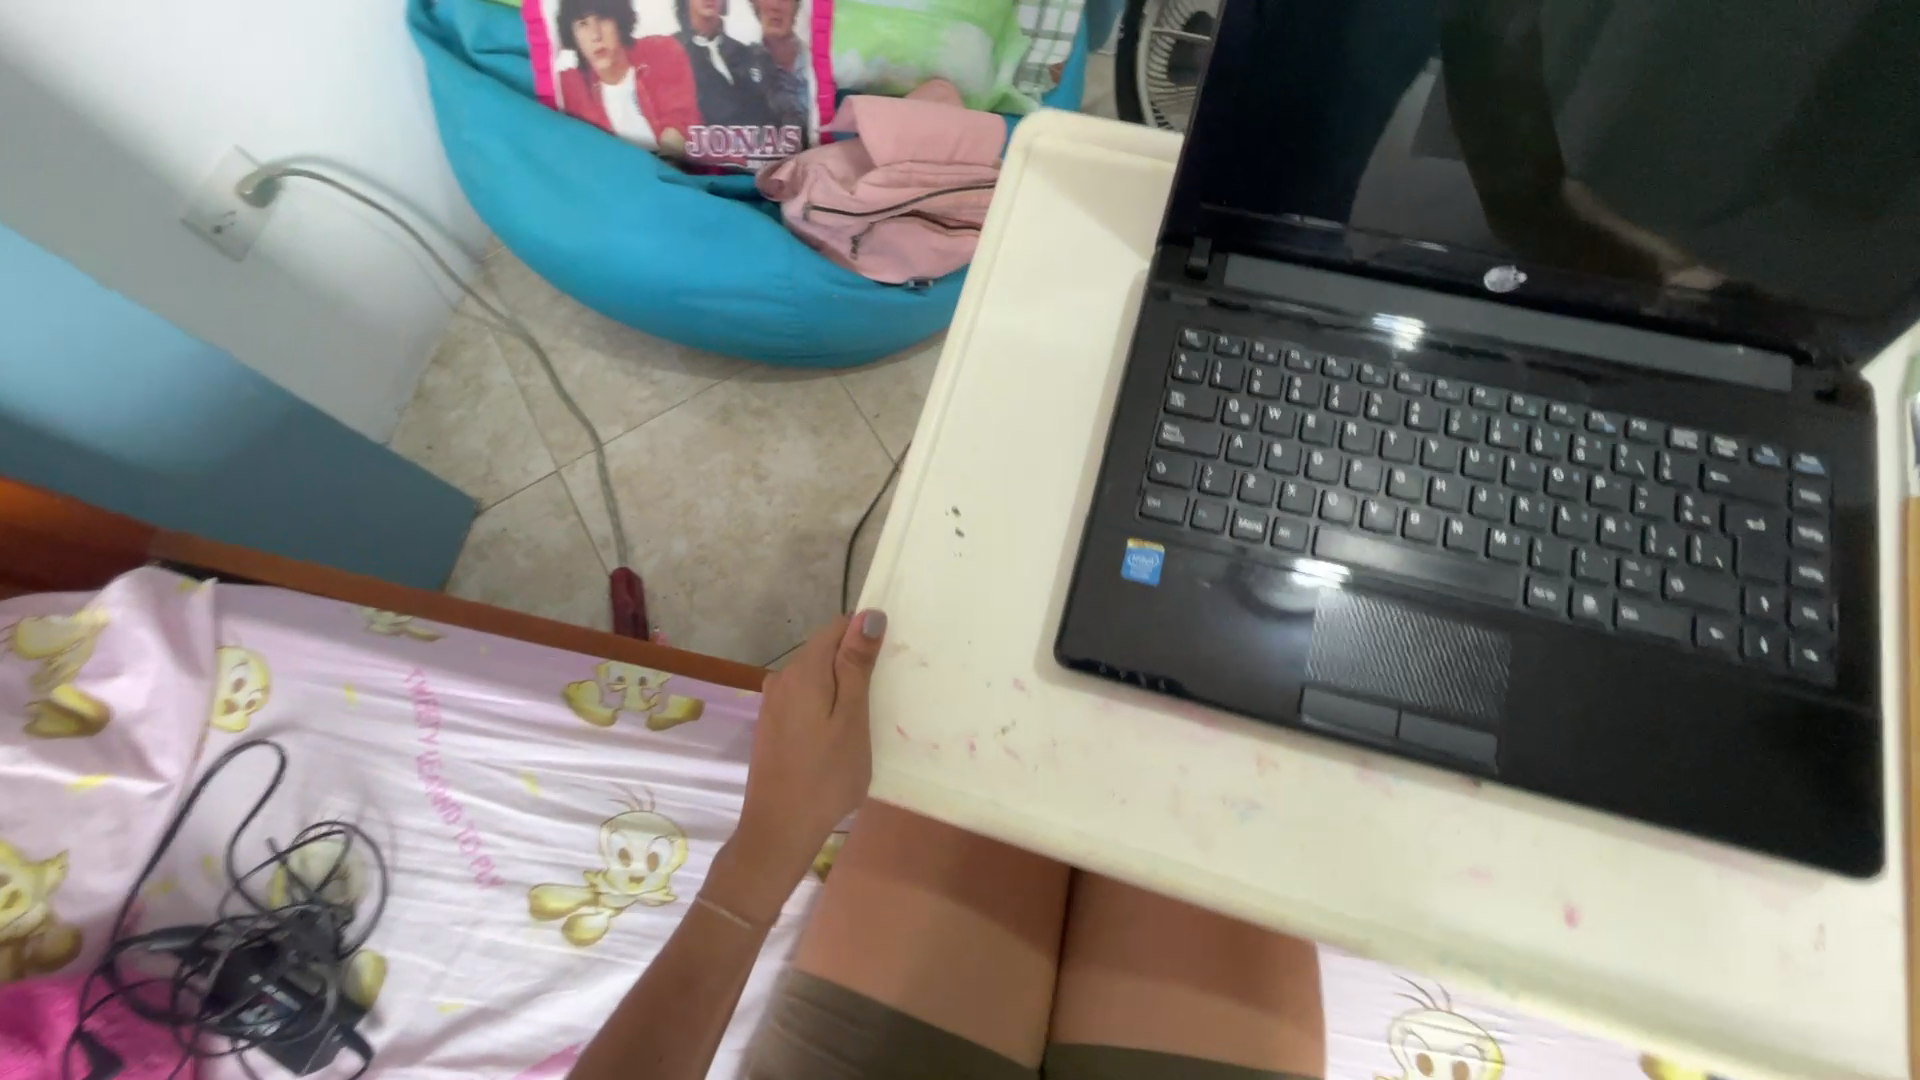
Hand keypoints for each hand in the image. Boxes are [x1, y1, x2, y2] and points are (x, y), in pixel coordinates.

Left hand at [716, 611, 886, 918]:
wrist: (778, 830)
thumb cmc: (826, 776)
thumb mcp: (853, 718)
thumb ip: (857, 664)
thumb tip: (868, 615)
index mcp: (804, 670)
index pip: (837, 627)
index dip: (865, 636)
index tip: (888, 666)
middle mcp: (783, 676)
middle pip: (825, 649)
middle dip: (854, 661)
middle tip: (883, 698)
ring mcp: (773, 701)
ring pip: (815, 675)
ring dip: (841, 685)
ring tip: (865, 718)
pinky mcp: (772, 723)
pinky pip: (805, 696)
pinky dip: (826, 704)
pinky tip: (839, 733)